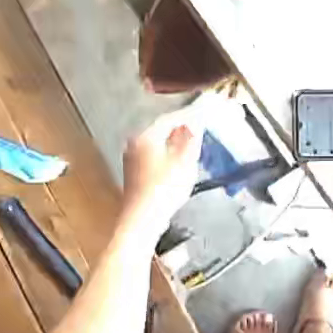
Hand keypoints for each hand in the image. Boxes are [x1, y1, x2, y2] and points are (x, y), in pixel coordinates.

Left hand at [119, 108, 202, 238]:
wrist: (143, 219)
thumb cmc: (163, 189)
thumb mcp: (185, 161)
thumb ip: (191, 139)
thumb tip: (194, 126)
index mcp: (145, 137)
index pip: (168, 119)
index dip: (187, 116)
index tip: (201, 114)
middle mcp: (134, 145)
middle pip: (161, 132)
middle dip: (181, 132)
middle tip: (199, 132)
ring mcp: (132, 160)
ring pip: (157, 147)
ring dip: (174, 147)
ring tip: (191, 150)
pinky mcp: (134, 176)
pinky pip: (153, 160)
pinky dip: (167, 160)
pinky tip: (177, 168)